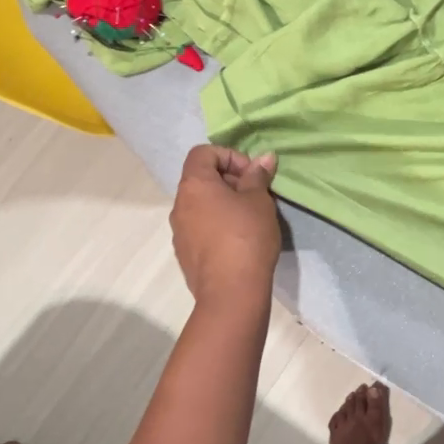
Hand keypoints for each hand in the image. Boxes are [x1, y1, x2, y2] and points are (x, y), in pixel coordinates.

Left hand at [170, 145, 280, 301]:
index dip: (229, 156)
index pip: (203, 153)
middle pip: (201, 179)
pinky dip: (218, 224)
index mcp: (194, 185)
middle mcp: (179, 204)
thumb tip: (264, 158)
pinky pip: (200, 227)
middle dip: (230, 180)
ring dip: (224, 203)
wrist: (231, 290)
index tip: (251, 174)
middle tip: (256, 195)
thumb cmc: (246, 235)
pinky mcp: (185, 252)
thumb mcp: (259, 200)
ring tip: (250, 218)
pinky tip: (239, 240)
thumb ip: (258, 176)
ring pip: (201, 204)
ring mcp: (179, 231)